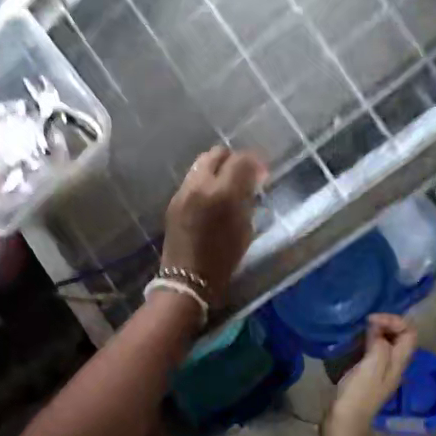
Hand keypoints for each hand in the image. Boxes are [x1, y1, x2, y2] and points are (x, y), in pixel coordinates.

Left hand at [161, 147, 265, 306]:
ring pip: (201, 164)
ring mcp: (183, 192)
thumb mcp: (244, 232)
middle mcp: (200, 185)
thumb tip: (251, 184)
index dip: (254, 163)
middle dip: (233, 160)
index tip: (262, 174)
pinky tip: (212, 197)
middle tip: (243, 175)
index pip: (241, 161)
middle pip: (217, 154)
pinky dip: (205, 181)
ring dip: (217, 168)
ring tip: (227, 185)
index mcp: (222, 194)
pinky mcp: (173, 201)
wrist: (186, 281)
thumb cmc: (222, 262)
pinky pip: (192, 180)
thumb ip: (247, 202)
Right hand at [323, 314, 416, 435]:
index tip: (371, 320)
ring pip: (385, 346)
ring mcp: (380, 374)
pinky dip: (365, 345)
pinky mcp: (366, 379)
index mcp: (399, 363)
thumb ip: (379, 342)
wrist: (344, 425)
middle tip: (365, 323)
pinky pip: (372, 355)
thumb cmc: (358, 395)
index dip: (394, 320)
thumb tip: (377, 327)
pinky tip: (351, 346)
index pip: (410, 332)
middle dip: (386, 325)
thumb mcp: (372, 365)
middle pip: (399, 338)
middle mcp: (393, 367)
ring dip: (375, 334)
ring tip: (357, 331)